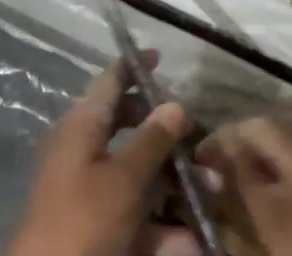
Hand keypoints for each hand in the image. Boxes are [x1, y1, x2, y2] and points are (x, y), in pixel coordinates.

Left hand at [12, 56, 196, 255]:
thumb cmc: (84, 218)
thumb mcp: (124, 178)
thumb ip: (152, 139)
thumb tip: (175, 104)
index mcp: (80, 126)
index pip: (108, 82)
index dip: (133, 68)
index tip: (160, 57)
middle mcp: (81, 149)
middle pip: (126, 125)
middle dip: (164, 131)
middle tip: (193, 134)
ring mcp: (87, 188)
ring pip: (137, 171)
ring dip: (174, 178)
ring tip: (211, 188)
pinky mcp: (95, 223)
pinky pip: (135, 208)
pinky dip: (163, 217)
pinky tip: (190, 234)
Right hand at [197, 118, 291, 255]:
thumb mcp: (265, 216)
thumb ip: (238, 177)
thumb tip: (215, 152)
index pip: (256, 124)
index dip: (224, 137)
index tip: (199, 159)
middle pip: (276, 136)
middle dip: (244, 150)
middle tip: (217, 173)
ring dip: (264, 165)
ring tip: (240, 188)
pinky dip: (285, 180)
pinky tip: (274, 202)